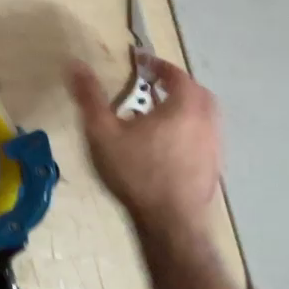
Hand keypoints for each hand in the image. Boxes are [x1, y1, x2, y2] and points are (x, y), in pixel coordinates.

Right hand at [67, 57, 221, 235]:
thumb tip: (75, 63)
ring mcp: (213, 149)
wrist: (171, 225)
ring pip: (206, 117)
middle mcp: (205, 125)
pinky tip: (166, 143)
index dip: (160, 66)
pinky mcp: (213, 170)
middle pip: (200, 95)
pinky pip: (205, 137)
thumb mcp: (102, 132)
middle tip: (153, 84)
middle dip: (178, 85)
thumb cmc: (136, 172)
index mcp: (182, 110)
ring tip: (158, 112)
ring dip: (186, 107)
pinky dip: (189, 128)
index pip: (179, 77)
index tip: (142, 63)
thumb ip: (90, 96)